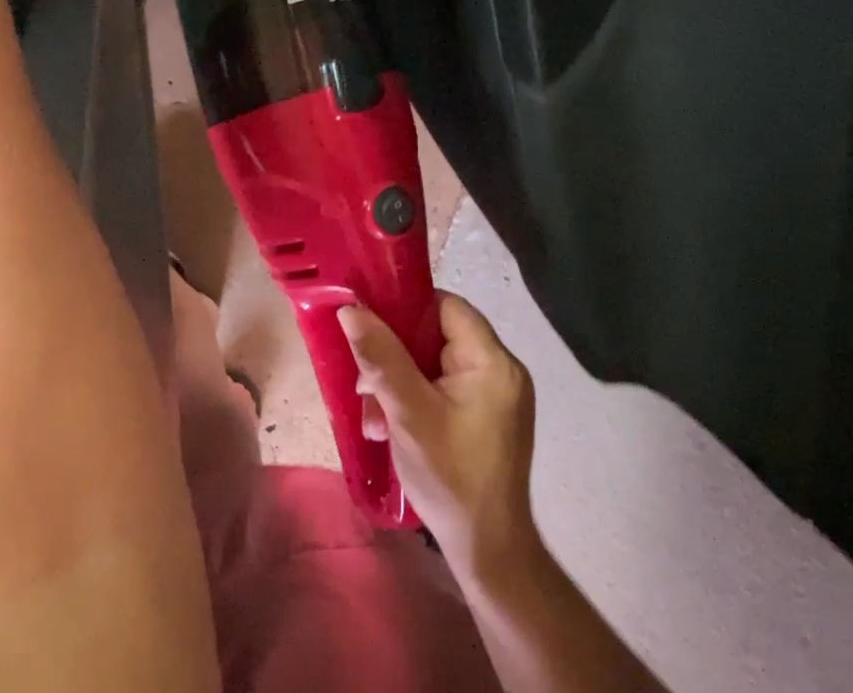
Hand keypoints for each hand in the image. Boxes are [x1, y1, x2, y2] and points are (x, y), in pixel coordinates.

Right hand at [338, 294, 538, 564]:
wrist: (487, 546)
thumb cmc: (449, 475)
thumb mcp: (407, 412)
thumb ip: (381, 357)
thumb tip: (350, 308)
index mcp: (492, 362)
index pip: (446, 306)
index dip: (404, 307)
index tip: (366, 323)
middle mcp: (502, 371)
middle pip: (437, 335)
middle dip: (394, 355)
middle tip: (363, 381)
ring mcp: (496, 396)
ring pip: (435, 364)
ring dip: (398, 382)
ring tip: (374, 416)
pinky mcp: (487, 417)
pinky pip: (444, 388)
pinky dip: (414, 399)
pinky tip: (389, 426)